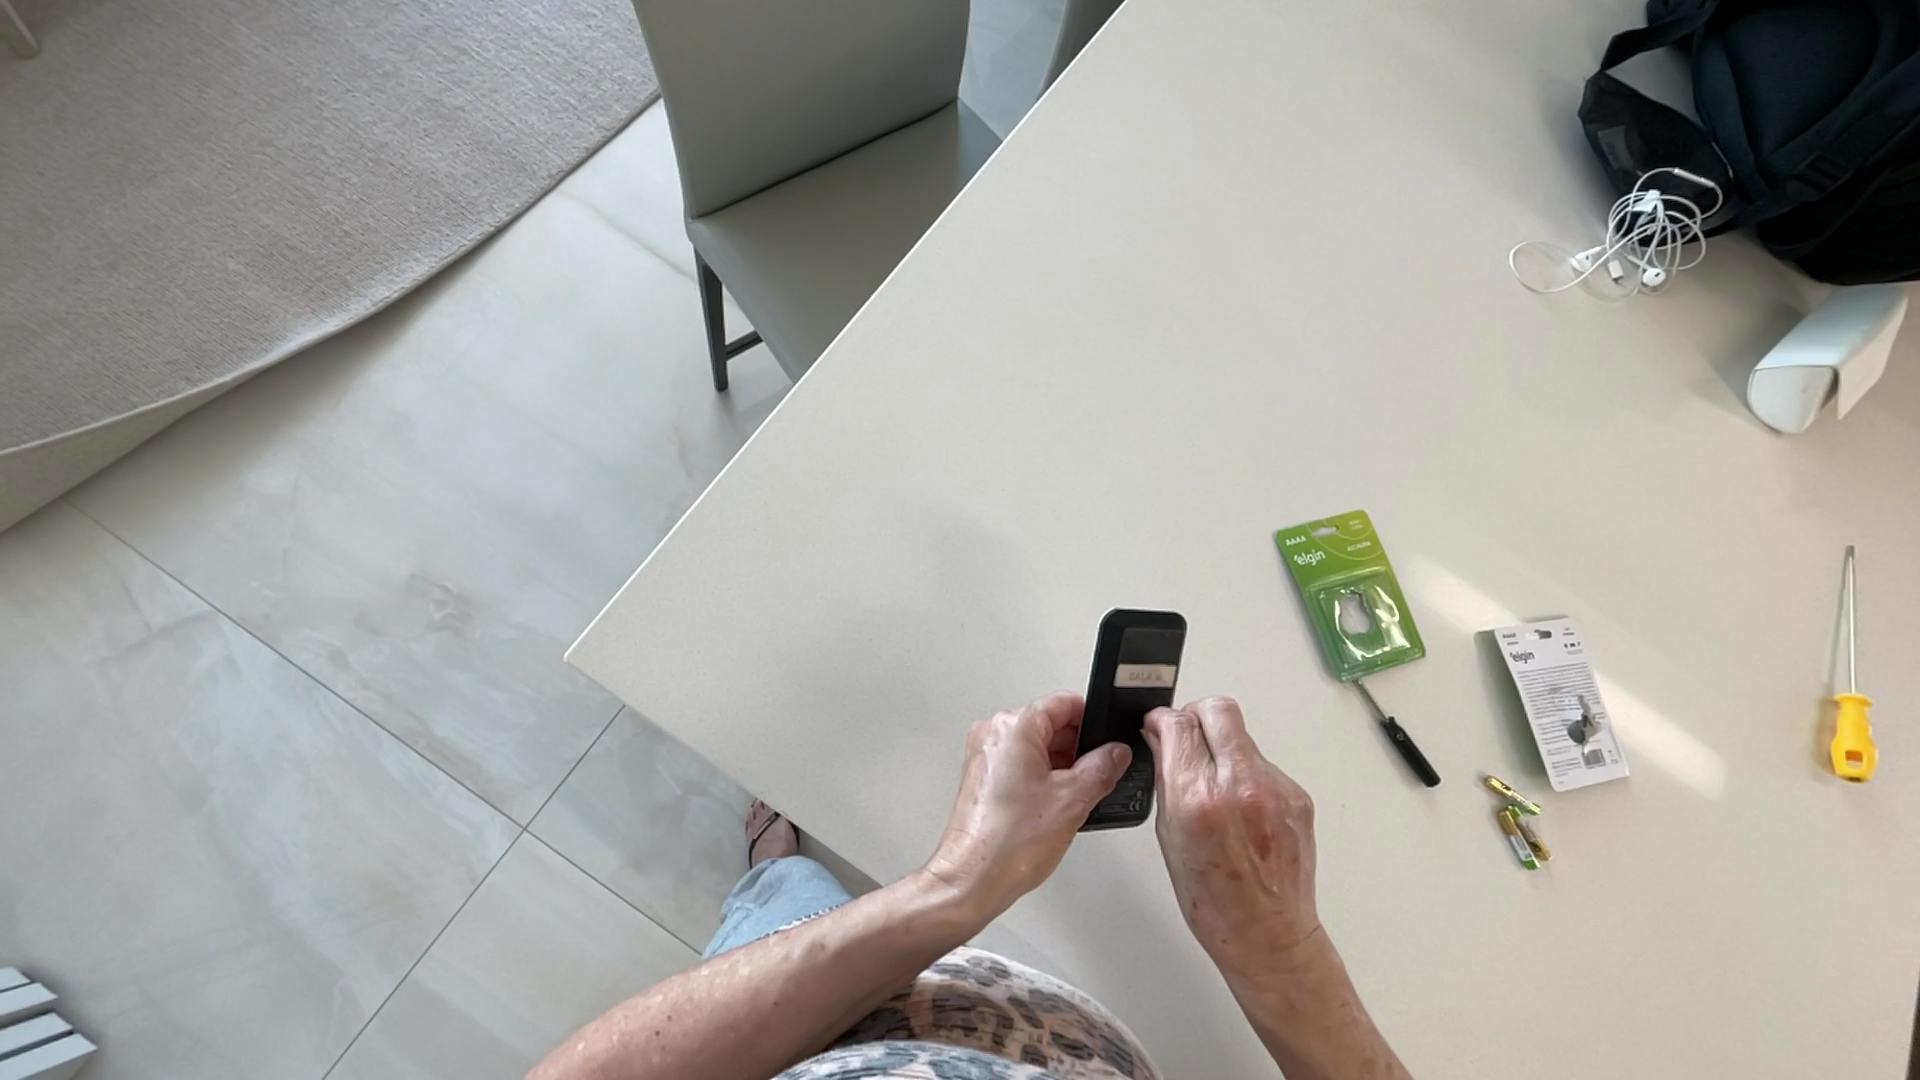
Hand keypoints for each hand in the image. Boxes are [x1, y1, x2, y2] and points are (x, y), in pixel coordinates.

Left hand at [922, 691, 1131, 922]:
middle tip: (1100, 773)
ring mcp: (986, 755)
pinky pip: (1022, 765)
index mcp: (1013, 726)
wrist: (972, 879)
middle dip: (1079, 747)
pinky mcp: (984, 778)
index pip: (1064, 702)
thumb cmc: (1006, 843)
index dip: (1093, 718)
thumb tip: (1115, 753)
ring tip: (1076, 797)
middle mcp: (994, 734)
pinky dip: (1043, 778)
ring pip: (1037, 746)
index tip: (1110, 737)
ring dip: (1062, 766)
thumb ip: (1102, 768)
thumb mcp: (1073, 799)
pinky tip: (1055, 806)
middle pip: (1050, 723)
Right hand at [1144, 697, 1322, 987]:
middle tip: (1187, 735)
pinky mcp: (1297, 796)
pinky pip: (1263, 763)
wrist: (1268, 935)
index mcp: (1198, 798)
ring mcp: (1274, 789)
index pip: (1178, 724)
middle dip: (1195, 715)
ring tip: (1215, 781)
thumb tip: (1160, 740)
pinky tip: (1240, 804)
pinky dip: (1245, 772)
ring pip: (1242, 734)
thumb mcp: (1168, 835)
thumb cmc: (1214, 901)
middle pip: (1217, 709)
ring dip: (1222, 745)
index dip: (1162, 720)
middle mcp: (1240, 785)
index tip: (1158, 725)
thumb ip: (1165, 779)